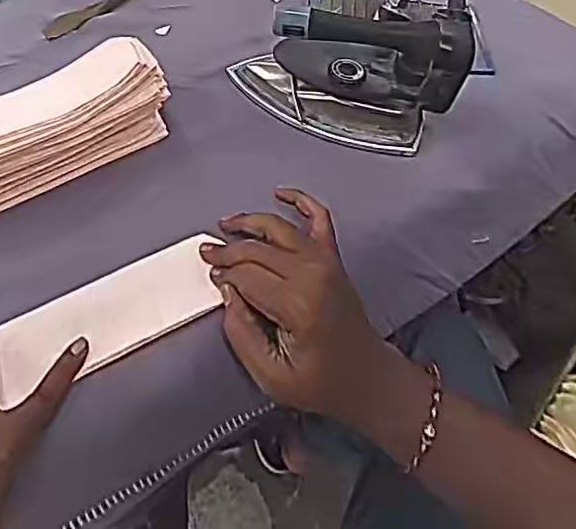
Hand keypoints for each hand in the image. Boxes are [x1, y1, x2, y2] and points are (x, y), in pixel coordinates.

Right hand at [202, 188, 410, 425]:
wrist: (367, 377)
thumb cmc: (322, 382)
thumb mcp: (271, 376)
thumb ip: (242, 334)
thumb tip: (228, 294)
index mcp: (298, 305)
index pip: (247, 274)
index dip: (224, 274)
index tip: (213, 277)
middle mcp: (313, 275)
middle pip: (258, 249)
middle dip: (228, 250)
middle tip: (208, 252)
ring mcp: (325, 262)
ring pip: (278, 228)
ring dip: (250, 221)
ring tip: (227, 225)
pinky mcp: (333, 257)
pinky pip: (318, 218)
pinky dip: (300, 200)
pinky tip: (281, 194)